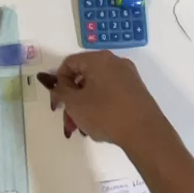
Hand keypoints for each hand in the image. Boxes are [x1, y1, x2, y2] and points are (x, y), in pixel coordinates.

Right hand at [37, 51, 176, 153]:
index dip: (57, 84)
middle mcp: (115, 62)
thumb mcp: (75, 103)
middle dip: (71, 102)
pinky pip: (110, 94)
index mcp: (99, 59)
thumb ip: (59, 90)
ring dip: (84, 108)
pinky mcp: (136, 91)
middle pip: (83, 78)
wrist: (145, 132)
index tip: (56, 105)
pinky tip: (97, 127)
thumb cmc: (106, 114)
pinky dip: (99, 107)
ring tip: (82, 130)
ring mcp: (128, 77)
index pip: (69, 64)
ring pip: (96, 89)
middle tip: (68, 123)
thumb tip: (48, 79)